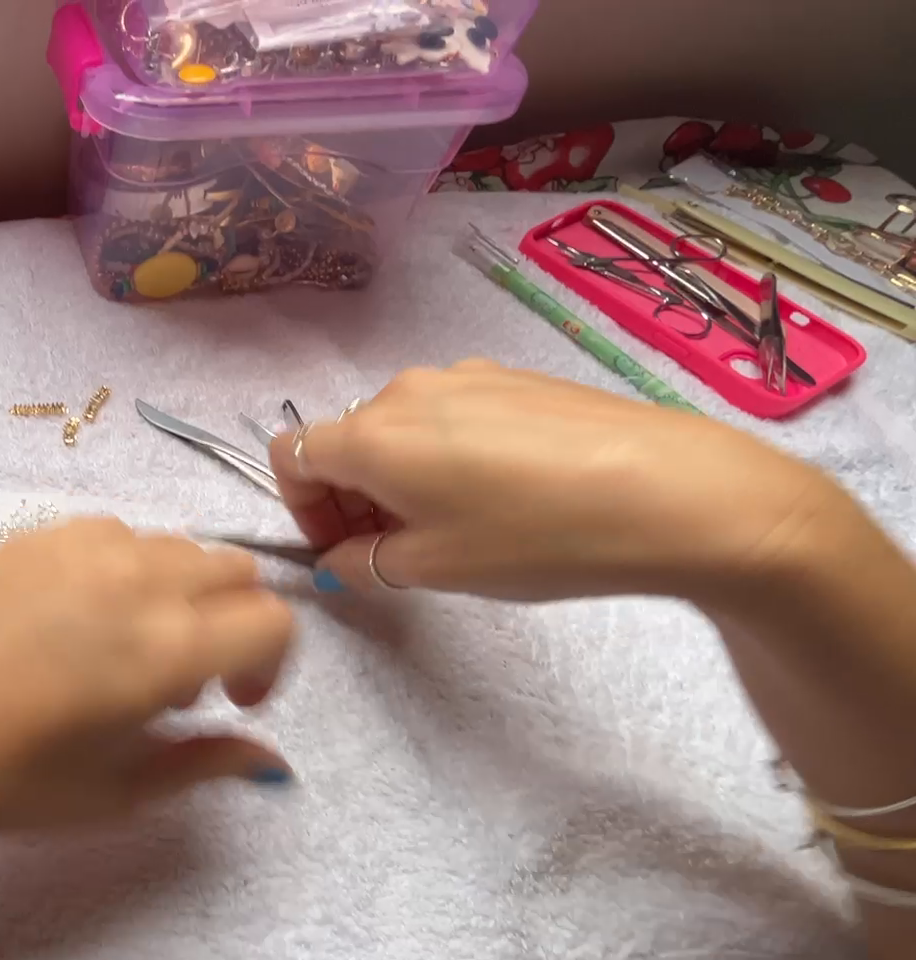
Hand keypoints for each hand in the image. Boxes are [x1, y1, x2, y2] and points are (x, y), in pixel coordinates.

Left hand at [0, 518, 294, 836]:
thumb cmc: (0, 779)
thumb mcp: (113, 792)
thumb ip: (204, 764)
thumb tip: (270, 763)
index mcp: (166, 644)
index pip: (272, 621)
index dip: (268, 665)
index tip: (227, 702)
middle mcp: (134, 576)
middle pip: (231, 570)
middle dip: (229, 621)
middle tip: (177, 678)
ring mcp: (76, 545)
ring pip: (171, 545)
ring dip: (176, 590)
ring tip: (121, 645)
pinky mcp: (28, 536)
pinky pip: (108, 534)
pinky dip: (121, 567)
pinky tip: (71, 615)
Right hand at [271, 360, 845, 602]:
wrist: (684, 494)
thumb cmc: (533, 537)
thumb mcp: (430, 568)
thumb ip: (357, 563)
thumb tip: (338, 558)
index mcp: (371, 436)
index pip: (288, 456)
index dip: (298, 506)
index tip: (339, 545)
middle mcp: (404, 393)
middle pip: (341, 442)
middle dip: (345, 497)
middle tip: (388, 546)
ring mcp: (464, 378)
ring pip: (394, 428)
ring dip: (392, 477)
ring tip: (447, 521)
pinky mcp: (513, 379)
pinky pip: (445, 415)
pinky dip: (438, 454)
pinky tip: (497, 491)